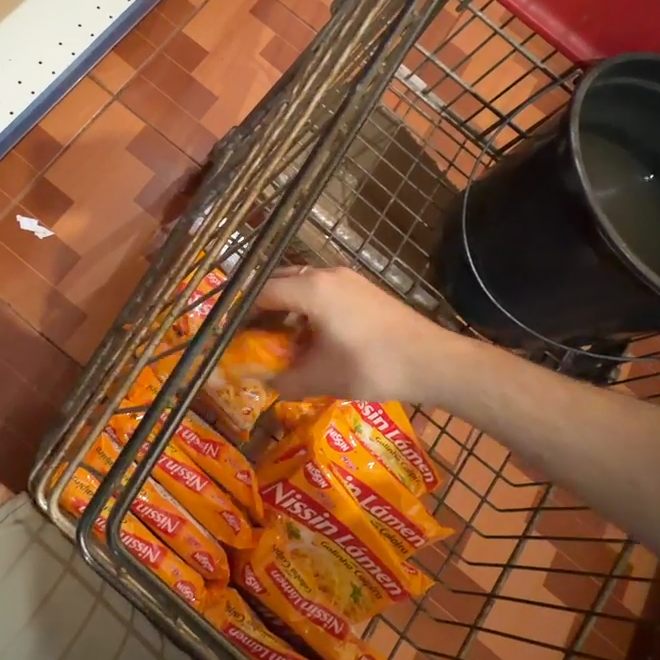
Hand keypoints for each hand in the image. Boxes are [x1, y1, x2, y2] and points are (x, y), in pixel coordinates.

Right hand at [256, 267, 466, 404]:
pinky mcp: (364, 289)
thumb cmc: (371, 366)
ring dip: (286, 304)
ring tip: (277, 334)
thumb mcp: (321, 378)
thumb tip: (263, 384)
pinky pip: (323, 289)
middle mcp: (327, 275)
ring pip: (303, 283)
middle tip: (247, 328)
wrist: (433, 362)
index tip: (227, 327)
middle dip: (261, 303)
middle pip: (281, 280)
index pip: (262, 291)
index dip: (241, 309)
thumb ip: (285, 379)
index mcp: (311, 290)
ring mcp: (348, 279)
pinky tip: (310, 334)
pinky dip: (308, 306)